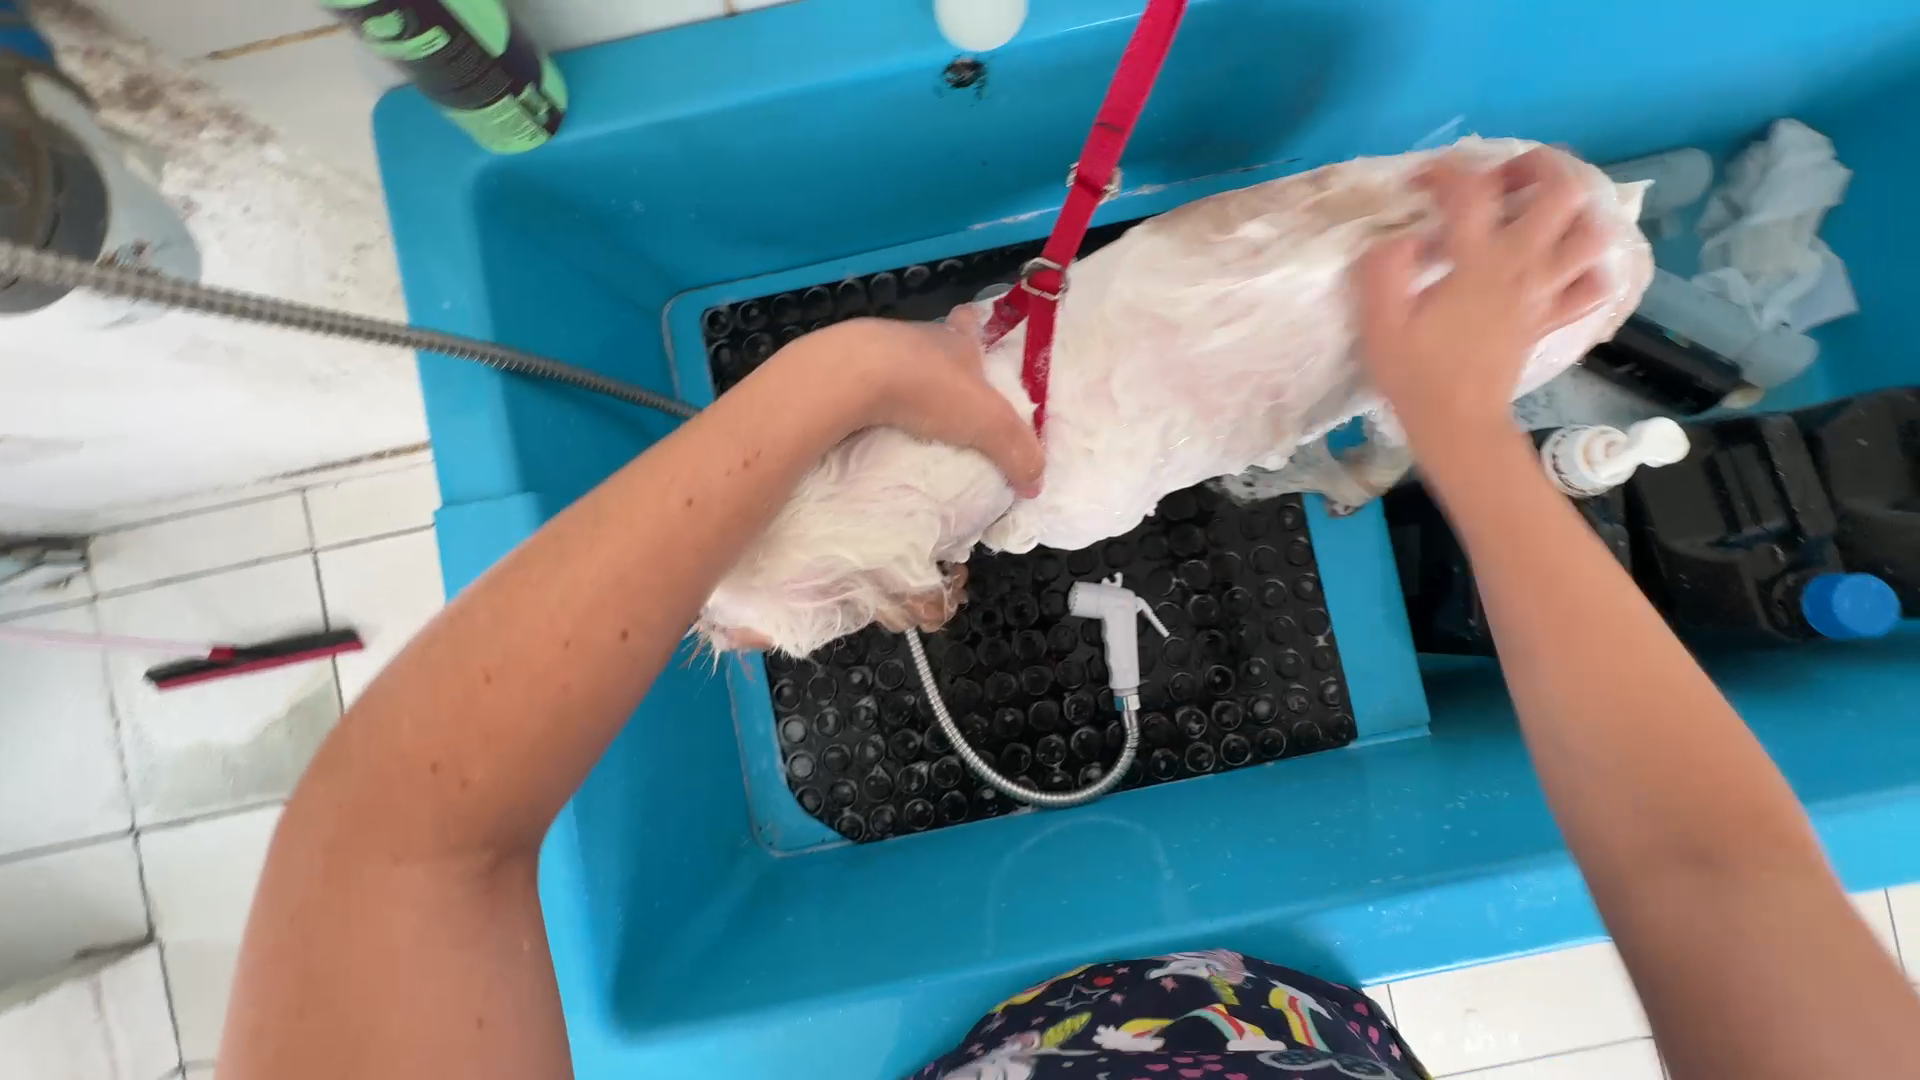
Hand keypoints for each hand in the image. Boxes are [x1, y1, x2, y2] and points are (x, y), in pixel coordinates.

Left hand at [789, 307, 1044, 496]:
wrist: (852, 377)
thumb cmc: (931, 388)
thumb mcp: (989, 425)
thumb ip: (1017, 451)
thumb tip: (1036, 483)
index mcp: (956, 340)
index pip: (970, 322)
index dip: (975, 326)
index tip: (976, 334)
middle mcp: (916, 337)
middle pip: (932, 346)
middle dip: (940, 367)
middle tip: (945, 399)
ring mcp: (874, 348)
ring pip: (895, 363)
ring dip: (903, 386)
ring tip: (908, 421)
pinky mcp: (841, 369)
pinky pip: (862, 385)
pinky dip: (870, 403)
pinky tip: (872, 428)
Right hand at [1354, 148, 1609, 443]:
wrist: (1454, 422)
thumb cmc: (1413, 373)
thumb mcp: (1379, 322)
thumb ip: (1384, 270)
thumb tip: (1402, 238)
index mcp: (1477, 263)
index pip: (1471, 193)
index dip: (1447, 173)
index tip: (1422, 180)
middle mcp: (1523, 267)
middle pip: (1563, 191)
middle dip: (1537, 169)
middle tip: (1504, 179)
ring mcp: (1545, 293)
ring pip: (1592, 231)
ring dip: (1574, 211)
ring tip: (1542, 213)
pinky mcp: (1552, 318)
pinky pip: (1593, 283)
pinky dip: (1588, 266)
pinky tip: (1564, 265)